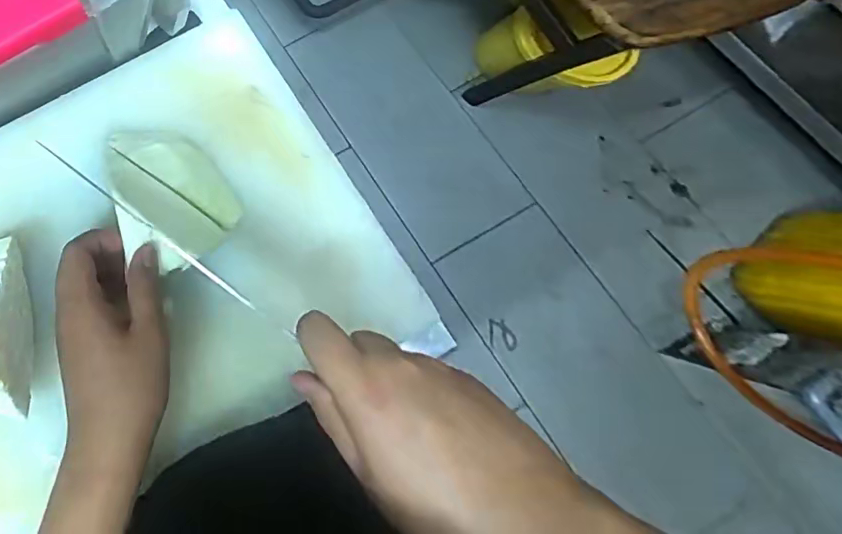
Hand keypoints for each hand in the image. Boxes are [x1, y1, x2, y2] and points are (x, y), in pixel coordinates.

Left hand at [56, 228, 168, 467]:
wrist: (105, 447)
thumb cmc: (129, 389)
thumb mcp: (148, 333)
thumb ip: (145, 287)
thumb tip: (143, 249)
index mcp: (76, 302)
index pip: (76, 250)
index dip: (102, 239)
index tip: (133, 247)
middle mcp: (65, 310)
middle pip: (75, 264)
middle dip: (108, 255)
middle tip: (142, 265)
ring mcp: (68, 329)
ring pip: (80, 285)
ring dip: (109, 276)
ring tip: (144, 287)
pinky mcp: (76, 345)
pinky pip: (85, 305)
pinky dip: (107, 296)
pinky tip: (135, 312)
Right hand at [293, 312, 655, 533]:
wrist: (537, 522)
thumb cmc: (438, 510)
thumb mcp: (372, 478)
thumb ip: (332, 420)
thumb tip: (303, 379)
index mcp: (363, 384)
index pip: (317, 327)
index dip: (312, 344)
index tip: (323, 375)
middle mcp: (396, 362)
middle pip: (359, 340)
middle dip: (357, 366)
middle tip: (372, 415)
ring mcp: (437, 367)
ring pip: (397, 356)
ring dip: (394, 379)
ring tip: (417, 431)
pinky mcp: (471, 379)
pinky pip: (432, 371)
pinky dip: (428, 390)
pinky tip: (451, 435)